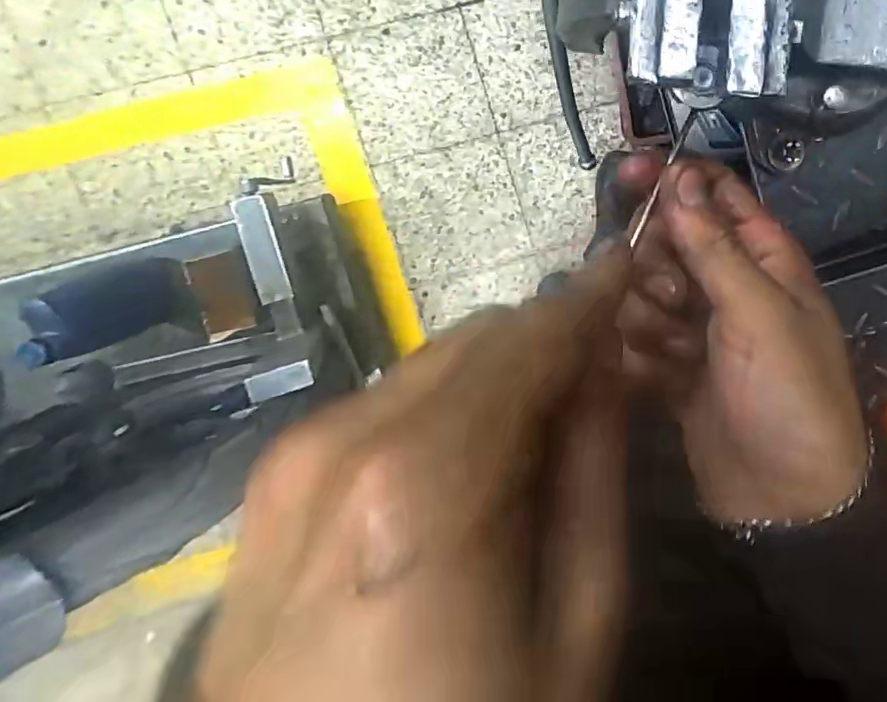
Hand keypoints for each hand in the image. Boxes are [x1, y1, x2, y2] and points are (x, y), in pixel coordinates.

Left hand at [194, 249, 632, 701]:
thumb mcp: (576, 622)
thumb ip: (593, 468)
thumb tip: (600, 361)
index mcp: (423, 480)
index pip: (530, 341)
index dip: (586, 298)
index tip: (622, 264)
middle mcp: (343, 442)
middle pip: (476, 339)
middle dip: (542, 338)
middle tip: (594, 368)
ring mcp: (290, 461)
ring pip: (429, 364)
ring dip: (494, 371)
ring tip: (537, 424)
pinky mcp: (264, 488)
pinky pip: (381, 405)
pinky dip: (442, 406)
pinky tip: (466, 464)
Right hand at [617, 159, 866, 525]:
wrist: (784, 500)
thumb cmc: (788, 392)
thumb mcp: (759, 312)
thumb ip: (714, 245)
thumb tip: (680, 176)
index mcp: (763, 255)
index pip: (714, 193)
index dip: (675, 179)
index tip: (634, 176)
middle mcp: (728, 282)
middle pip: (667, 238)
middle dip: (658, 263)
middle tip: (674, 297)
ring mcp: (698, 324)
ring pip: (644, 287)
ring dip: (649, 316)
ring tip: (676, 351)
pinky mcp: (672, 363)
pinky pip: (636, 335)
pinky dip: (642, 353)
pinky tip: (662, 379)